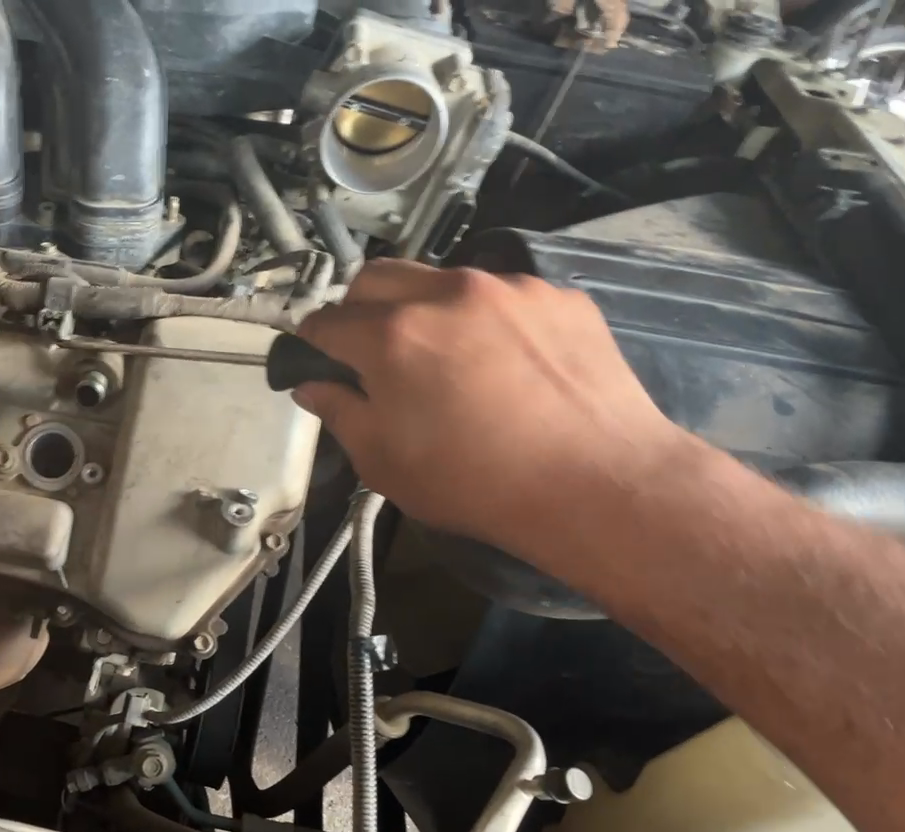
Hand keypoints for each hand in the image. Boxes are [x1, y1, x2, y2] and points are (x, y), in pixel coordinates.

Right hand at [292, 260, 698, 553]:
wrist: (593, 482)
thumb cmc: (470, 480)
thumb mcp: (381, 460)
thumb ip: (338, 412)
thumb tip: (312, 386)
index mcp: (391, 336)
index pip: (326, 319)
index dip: (310, 341)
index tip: (314, 358)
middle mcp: (446, 294)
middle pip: (375, 277)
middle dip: (357, 308)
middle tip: (366, 352)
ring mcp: (508, 289)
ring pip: (440, 281)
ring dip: (422, 310)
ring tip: (442, 360)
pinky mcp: (559, 298)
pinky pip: (501, 296)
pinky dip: (482, 320)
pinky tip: (501, 365)